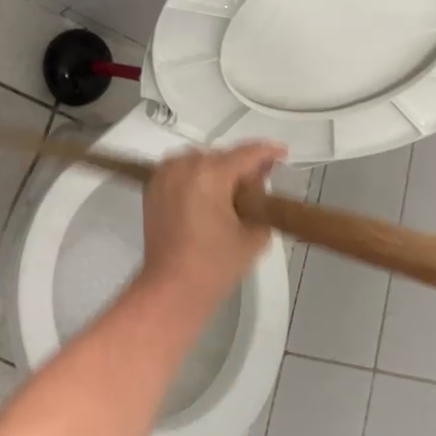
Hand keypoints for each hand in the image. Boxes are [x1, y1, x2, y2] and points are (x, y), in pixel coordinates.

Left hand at [138, 142, 287, 298]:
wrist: (172, 284)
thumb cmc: (217, 262)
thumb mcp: (253, 233)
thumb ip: (259, 200)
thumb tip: (256, 183)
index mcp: (210, 174)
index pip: (245, 154)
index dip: (268, 152)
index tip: (282, 153)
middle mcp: (183, 165)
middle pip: (219, 156)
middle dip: (239, 165)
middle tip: (258, 180)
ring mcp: (163, 174)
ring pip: (197, 161)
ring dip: (215, 170)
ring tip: (232, 190)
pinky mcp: (152, 187)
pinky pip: (179, 171)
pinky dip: (195, 177)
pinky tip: (208, 194)